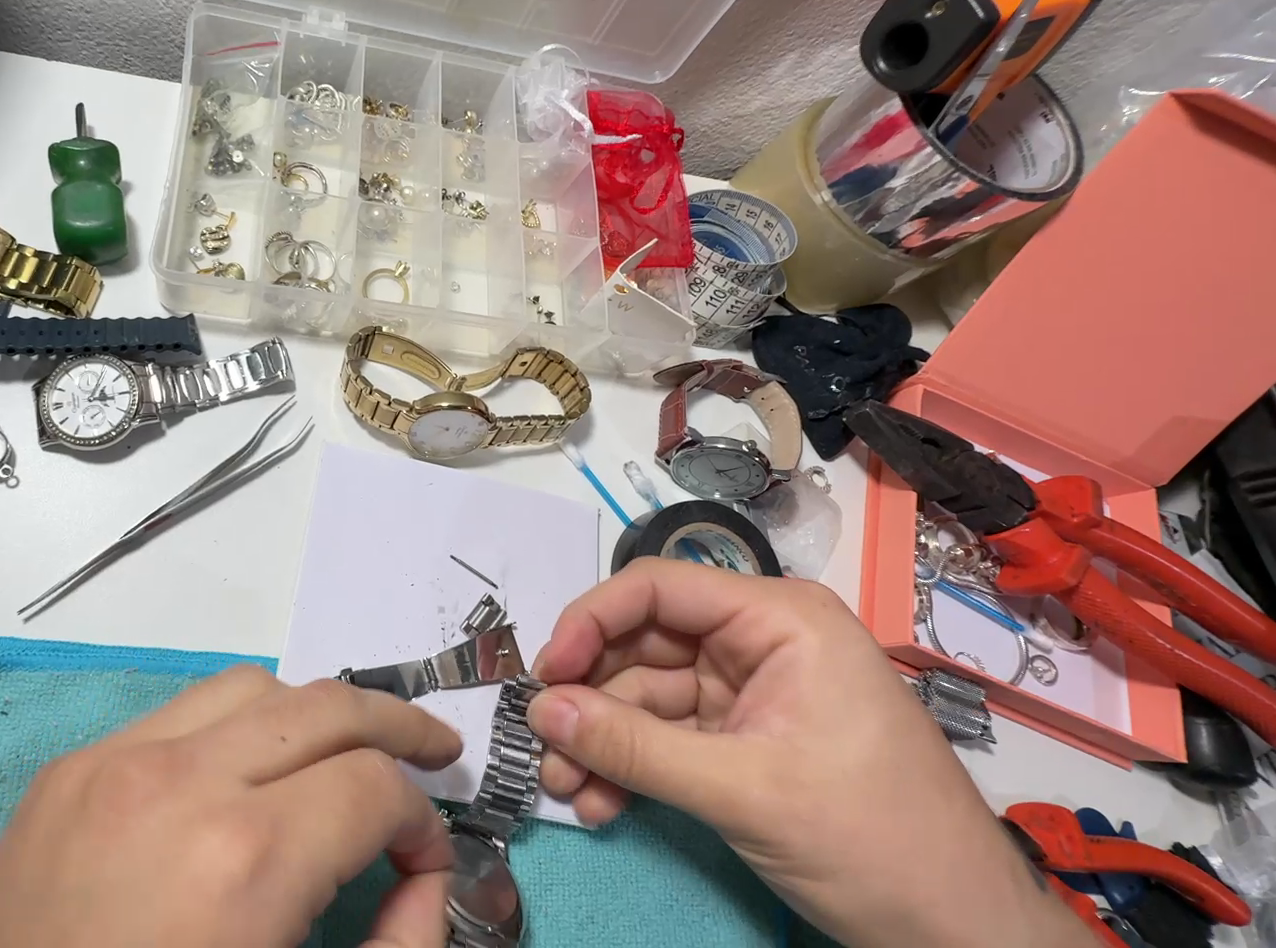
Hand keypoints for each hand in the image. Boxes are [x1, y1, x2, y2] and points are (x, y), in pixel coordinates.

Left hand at [0, 666, 462, 947]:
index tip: (426, 860)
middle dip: (396, 724)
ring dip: (311, 715)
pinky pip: (178, 713)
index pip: (373, 787)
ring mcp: (114, 762)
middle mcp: (181, 782)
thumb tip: (424, 876)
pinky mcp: (70, 770)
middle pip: (324, 706)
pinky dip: (235, 728)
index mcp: (243, 862)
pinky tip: (241, 773)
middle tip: (434, 750)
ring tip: (337, 754)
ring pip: (252, 687)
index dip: (422, 821)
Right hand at [528, 558, 1099, 947]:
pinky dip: (627, 768)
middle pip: (641, 645)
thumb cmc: (874, 843)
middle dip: (589, 698)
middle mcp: (755, 642)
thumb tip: (538, 708)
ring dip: (599, 741)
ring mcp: (745, 692)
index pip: (657, 589)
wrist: (963, 943)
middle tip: (544, 746)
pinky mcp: (739, 739)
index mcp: (777, 619)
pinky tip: (599, 805)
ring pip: (643, 697)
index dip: (591, 621)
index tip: (546, 674)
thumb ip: (634, 746)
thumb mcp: (743, 790)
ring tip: (564, 789)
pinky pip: (662, 738)